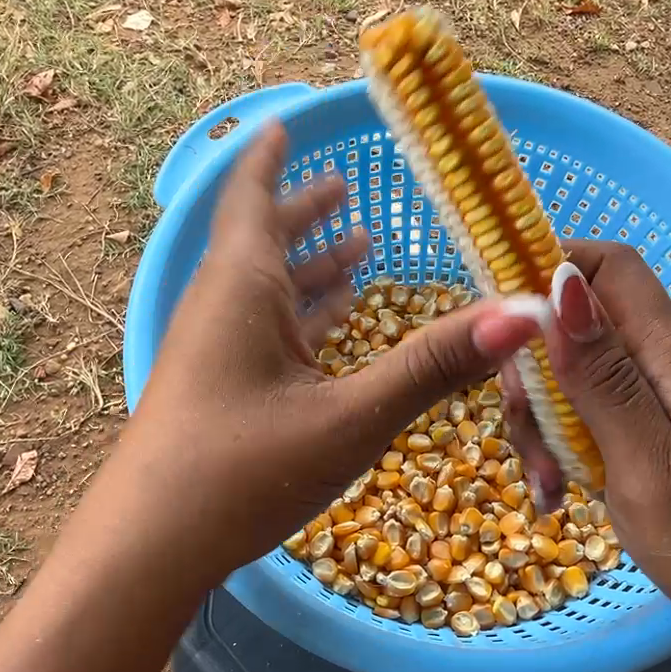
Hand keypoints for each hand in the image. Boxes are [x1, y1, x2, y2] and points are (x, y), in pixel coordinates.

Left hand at [94, 125, 546, 579]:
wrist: (147, 551)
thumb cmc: (240, 473)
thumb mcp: (348, 419)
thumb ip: (430, 366)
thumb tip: (523, 315)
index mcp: (241, 288)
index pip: (252, 197)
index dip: (271, 157)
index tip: (288, 120)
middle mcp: (221, 308)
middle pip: (262, 241)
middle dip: (304, 212)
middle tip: (346, 188)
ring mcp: (213, 353)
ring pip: (265, 291)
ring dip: (307, 268)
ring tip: (355, 251)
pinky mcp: (216, 392)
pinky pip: (264, 333)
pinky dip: (300, 319)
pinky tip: (328, 330)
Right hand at [500, 242, 670, 641]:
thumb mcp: (652, 471)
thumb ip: (603, 382)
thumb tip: (560, 288)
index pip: (607, 266)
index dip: (547, 269)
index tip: (497, 325)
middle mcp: (664, 363)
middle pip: (575, 324)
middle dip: (532, 370)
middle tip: (527, 439)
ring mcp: (658, 397)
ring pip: (572, 374)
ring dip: (543, 419)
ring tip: (550, 483)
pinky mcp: (652, 429)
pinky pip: (588, 414)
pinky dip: (563, 445)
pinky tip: (563, 491)